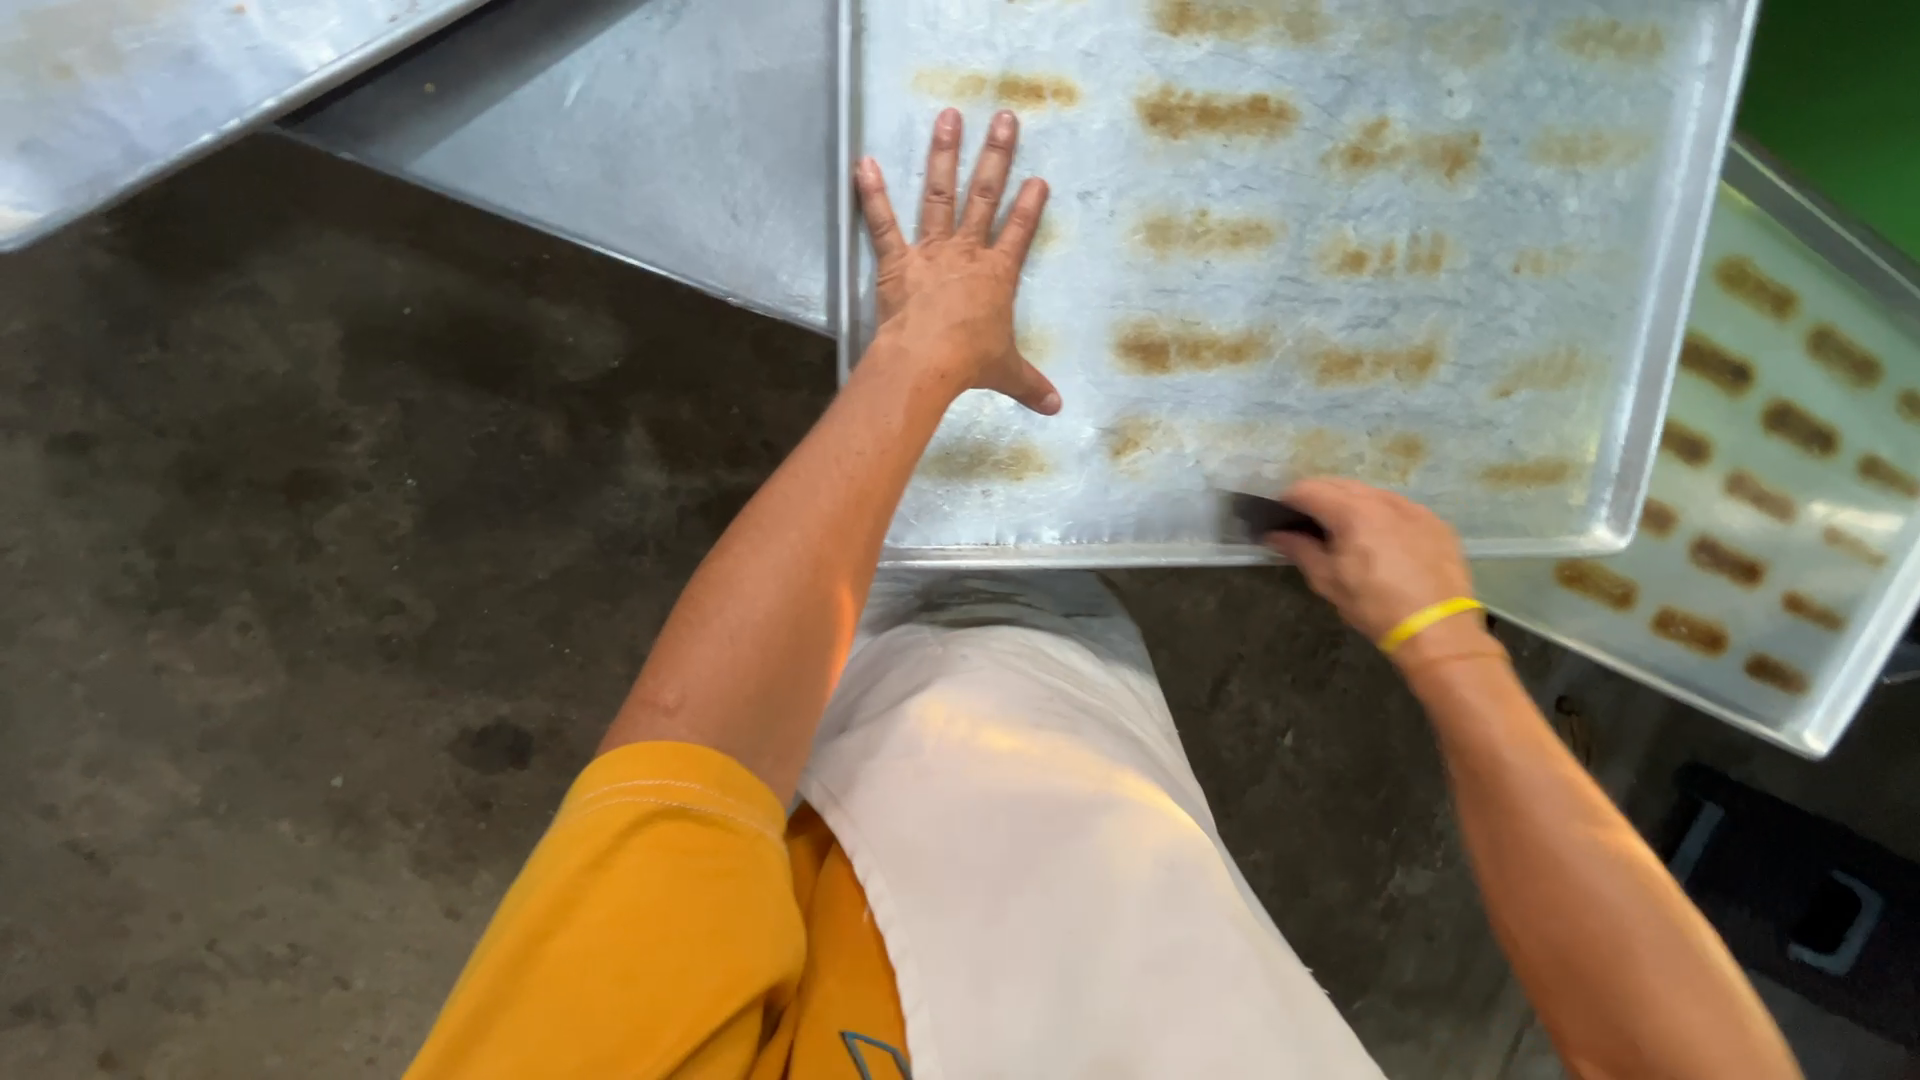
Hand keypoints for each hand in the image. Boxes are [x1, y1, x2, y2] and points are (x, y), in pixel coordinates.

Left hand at [855, 108, 1060, 414]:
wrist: (928, 362)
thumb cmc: (970, 363)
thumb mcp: (1008, 373)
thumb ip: (1032, 386)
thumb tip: (1057, 409)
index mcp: (997, 275)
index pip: (1019, 233)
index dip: (1030, 207)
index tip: (1039, 179)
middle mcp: (967, 253)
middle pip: (985, 197)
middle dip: (997, 156)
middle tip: (1004, 118)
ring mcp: (932, 252)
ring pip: (940, 196)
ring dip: (943, 156)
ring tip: (946, 118)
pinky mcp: (898, 260)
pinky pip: (883, 223)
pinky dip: (871, 194)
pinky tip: (861, 161)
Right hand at [1264, 478, 1492, 665]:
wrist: (1437, 629)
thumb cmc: (1373, 606)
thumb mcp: (1327, 580)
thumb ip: (1299, 549)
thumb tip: (1275, 535)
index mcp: (1352, 513)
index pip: (1308, 489)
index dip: (1288, 499)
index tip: (1279, 516)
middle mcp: (1384, 500)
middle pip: (1339, 484)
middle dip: (1317, 497)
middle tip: (1306, 522)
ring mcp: (1414, 508)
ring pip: (1370, 492)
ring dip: (1349, 502)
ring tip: (1343, 529)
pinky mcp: (1436, 522)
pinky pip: (1398, 506)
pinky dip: (1379, 513)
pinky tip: (1379, 539)